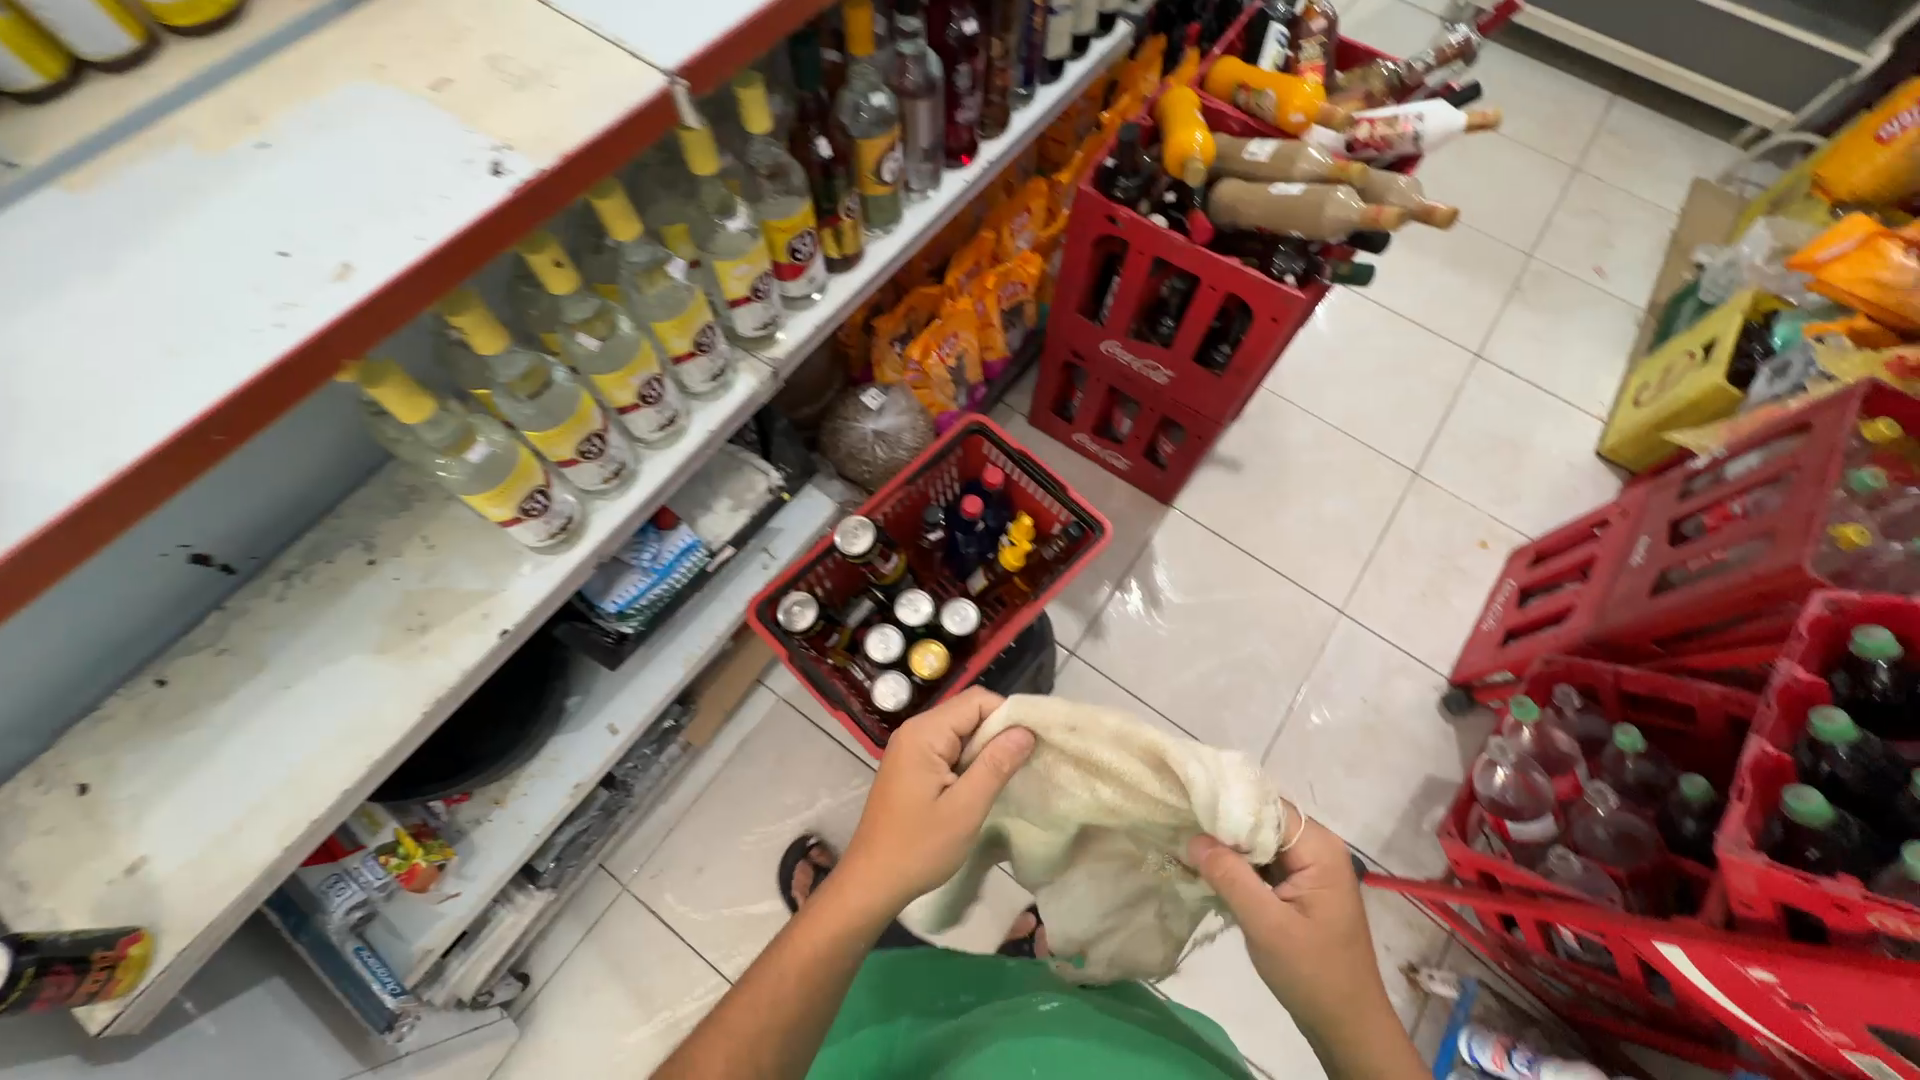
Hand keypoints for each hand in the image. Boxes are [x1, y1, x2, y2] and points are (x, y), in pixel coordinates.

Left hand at [836, 687, 1034, 916]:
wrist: (872, 881)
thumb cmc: (918, 848)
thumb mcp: (965, 809)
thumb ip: (996, 765)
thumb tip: (1026, 731)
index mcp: (924, 733)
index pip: (977, 701)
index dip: (1009, 716)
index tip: (1034, 744)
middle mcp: (915, 731)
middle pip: (969, 713)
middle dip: (1000, 733)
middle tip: (1025, 764)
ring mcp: (911, 748)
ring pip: (962, 732)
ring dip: (987, 750)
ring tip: (1009, 776)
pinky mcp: (913, 766)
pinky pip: (950, 749)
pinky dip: (971, 761)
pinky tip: (984, 785)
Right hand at [1187, 818, 1401, 1049]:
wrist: (1347, 1026)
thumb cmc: (1313, 973)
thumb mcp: (1266, 925)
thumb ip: (1229, 877)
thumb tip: (1193, 838)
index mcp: (1319, 848)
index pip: (1265, 806)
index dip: (1226, 806)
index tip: (1186, 810)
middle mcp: (1317, 848)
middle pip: (1261, 821)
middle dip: (1222, 826)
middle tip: (1179, 829)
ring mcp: (1309, 868)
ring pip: (1259, 842)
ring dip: (1227, 847)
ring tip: (1186, 845)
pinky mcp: (1299, 887)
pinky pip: (1263, 863)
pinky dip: (1238, 866)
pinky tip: (1208, 871)